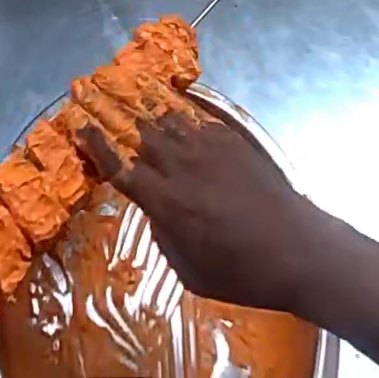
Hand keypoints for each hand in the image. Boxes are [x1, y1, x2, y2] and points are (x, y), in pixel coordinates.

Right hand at [76, 115, 331, 315]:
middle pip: (140, 134)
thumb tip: (155, 208)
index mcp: (167, 202)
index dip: (97, 144)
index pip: (120, 166)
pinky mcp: (230, 139)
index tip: (81, 126)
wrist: (297, 247)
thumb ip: (164, 235)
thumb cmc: (243, 271)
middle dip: (119, 120)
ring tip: (140, 108)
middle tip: (104, 106)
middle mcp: (182, 166)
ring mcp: (207, 147)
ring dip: (151, 118)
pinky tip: (181, 120)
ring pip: (167, 121)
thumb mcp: (190, 271)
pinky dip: (183, 119)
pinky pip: (197, 120)